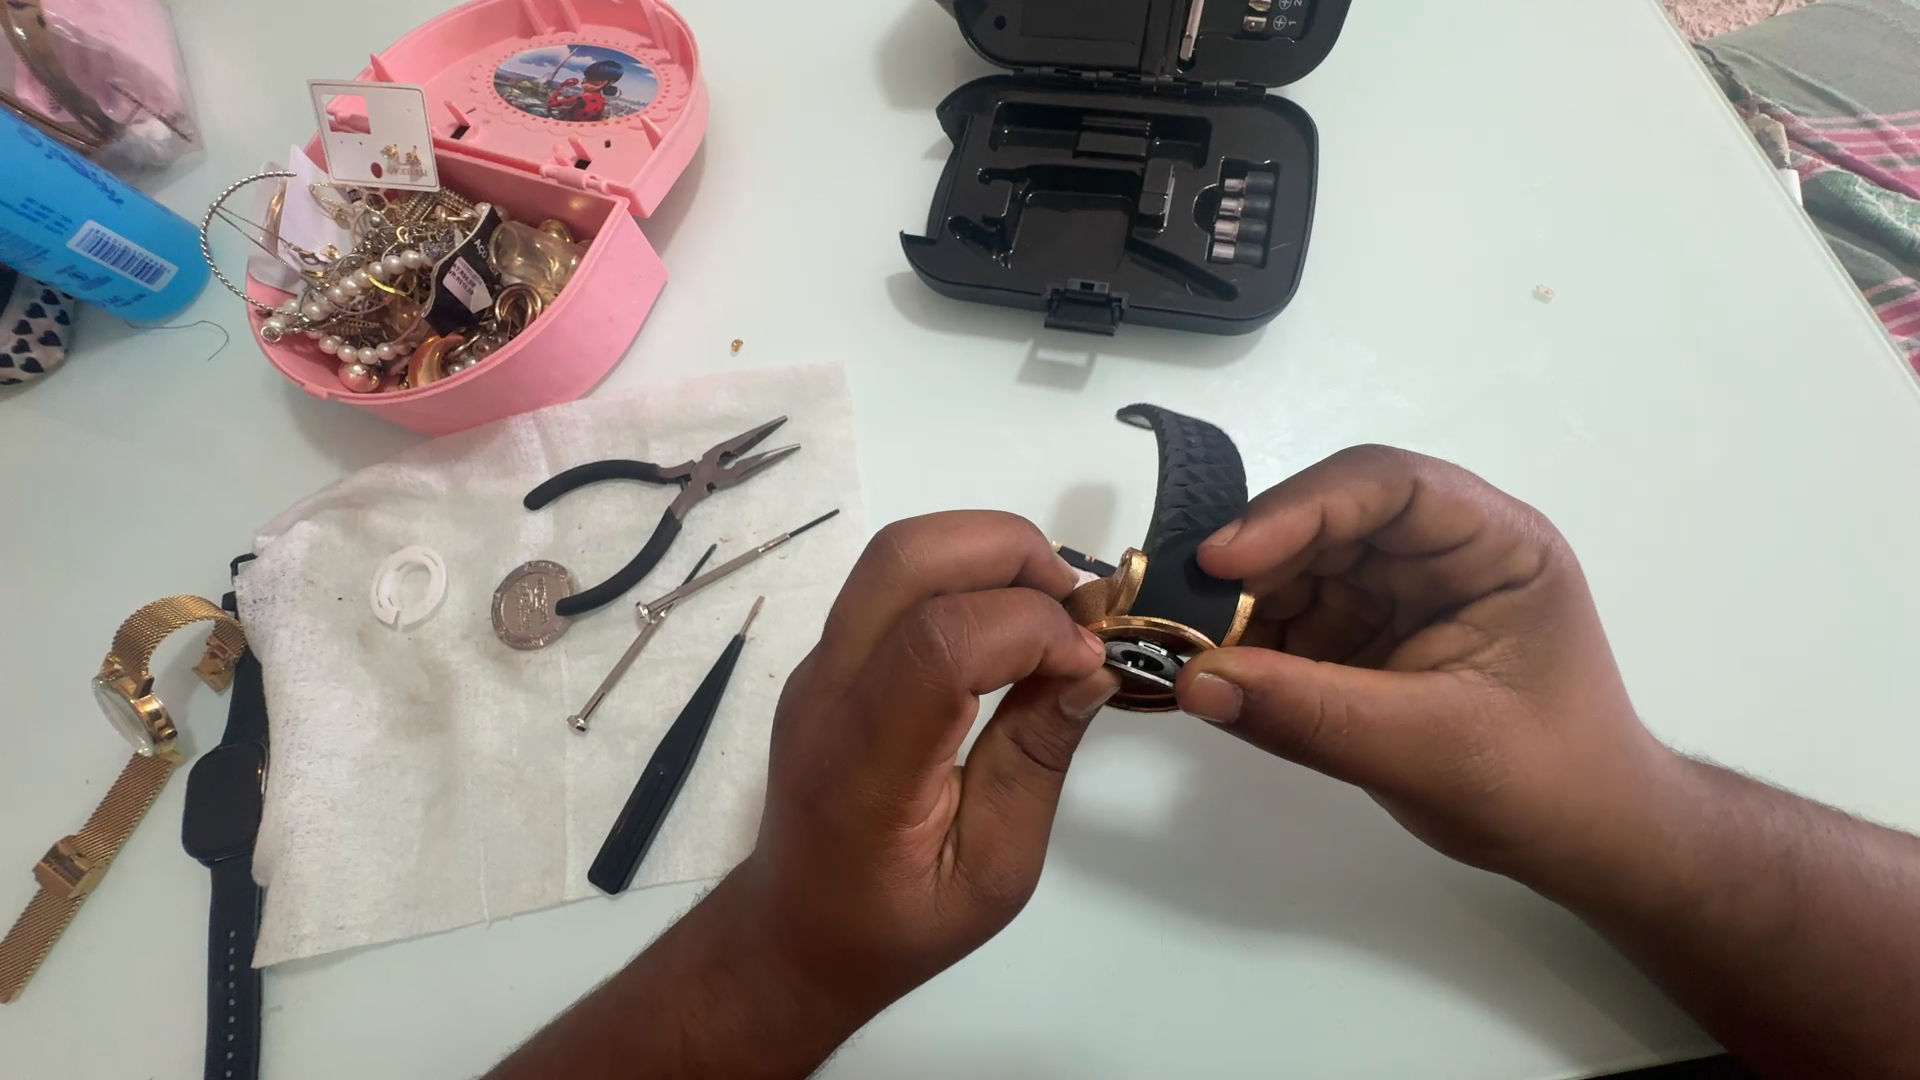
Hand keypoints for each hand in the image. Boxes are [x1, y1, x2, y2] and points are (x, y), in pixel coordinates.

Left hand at [731, 511, 1119, 1019]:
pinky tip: (1004, 618)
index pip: (938, 643)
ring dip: (988, 551)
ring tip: (1047, 606)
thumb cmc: (895, 923)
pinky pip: (895, 578)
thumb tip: (1092, 666)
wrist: (795, 926)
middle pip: (906, 559)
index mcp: (863, 764)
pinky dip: (964, 570)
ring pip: (898, 551)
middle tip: (1074, 607)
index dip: (1030, 628)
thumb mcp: (993, 872)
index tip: (1088, 660)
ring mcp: (819, 663)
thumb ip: (1037, 761)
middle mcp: (826, 690)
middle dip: (1010, 552)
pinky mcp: (828, 654)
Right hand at [1175, 446, 1681, 890]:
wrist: (1574, 841)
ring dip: (1233, 608)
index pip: (1387, 486)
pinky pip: (1276, 617)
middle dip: (1249, 568)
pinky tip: (1209, 670)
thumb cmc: (1544, 784)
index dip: (1299, 510)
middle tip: (1182, 617)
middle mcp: (1427, 552)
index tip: (1223, 562)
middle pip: (1317, 523)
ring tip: (1185, 650)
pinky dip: (1236, 643)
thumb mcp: (1432, 750)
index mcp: (1489, 545)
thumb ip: (1311, 715)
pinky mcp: (1346, 629)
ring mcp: (1382, 589)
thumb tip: (1192, 682)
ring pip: (1285, 568)